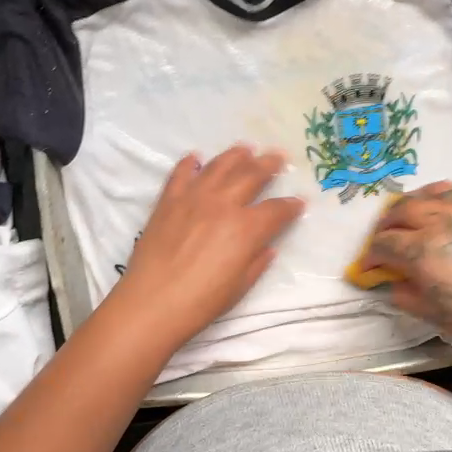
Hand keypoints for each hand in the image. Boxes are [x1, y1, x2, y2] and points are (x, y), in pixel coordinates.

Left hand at [103, 145, 303, 349]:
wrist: (152, 303)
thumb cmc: (200, 303)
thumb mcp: (239, 287)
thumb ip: (256, 262)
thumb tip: (267, 247)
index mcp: (246, 229)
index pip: (276, 211)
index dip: (291, 206)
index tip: (299, 202)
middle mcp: (222, 205)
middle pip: (251, 175)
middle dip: (269, 165)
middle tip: (278, 157)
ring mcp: (193, 198)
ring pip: (219, 166)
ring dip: (235, 155)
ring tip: (246, 148)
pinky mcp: (167, 201)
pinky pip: (181, 173)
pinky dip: (190, 163)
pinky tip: (196, 158)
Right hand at [358, 181, 451, 360]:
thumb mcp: (432, 314)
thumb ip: (405, 293)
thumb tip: (393, 281)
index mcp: (423, 251)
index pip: (384, 243)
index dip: (370, 256)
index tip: (367, 268)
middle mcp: (442, 222)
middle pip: (401, 210)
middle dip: (385, 226)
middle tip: (383, 241)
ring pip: (430, 194)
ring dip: (413, 205)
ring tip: (409, 218)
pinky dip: (445, 203)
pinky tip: (446, 216)